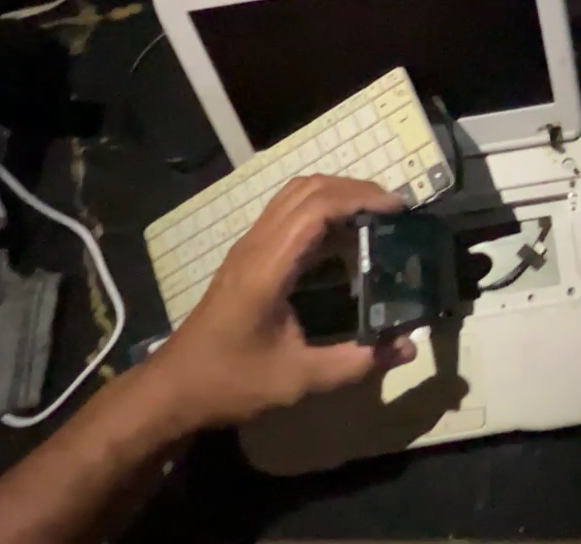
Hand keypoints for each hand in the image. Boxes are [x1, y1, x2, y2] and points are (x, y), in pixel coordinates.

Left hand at [145, 175, 416, 429]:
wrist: (171, 390)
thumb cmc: (230, 382)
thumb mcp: (298, 379)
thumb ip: (355, 362)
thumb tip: (408, 347)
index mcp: (269, 267)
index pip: (317, 208)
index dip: (359, 198)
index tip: (397, 209)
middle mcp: (257, 244)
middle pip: (308, 189)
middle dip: (355, 190)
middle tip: (393, 209)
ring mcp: (249, 245)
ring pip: (297, 192)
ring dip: (338, 192)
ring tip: (372, 213)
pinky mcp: (248, 253)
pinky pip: (289, 209)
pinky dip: (322, 205)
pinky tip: (342, 233)